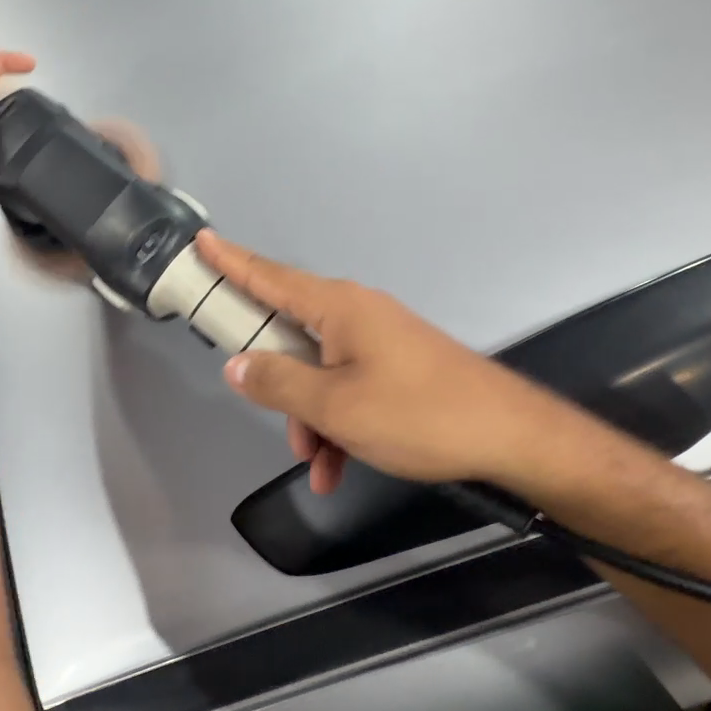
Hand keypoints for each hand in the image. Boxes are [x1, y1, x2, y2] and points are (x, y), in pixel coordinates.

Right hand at [197, 231, 575, 495]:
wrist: (509, 436)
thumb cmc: (417, 413)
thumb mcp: (335, 406)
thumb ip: (278, 383)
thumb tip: (237, 365)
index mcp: (337, 307)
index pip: (270, 276)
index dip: (232, 261)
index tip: (201, 241)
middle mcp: (355, 314)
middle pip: (290, 334)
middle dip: (275, 382)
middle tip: (266, 412)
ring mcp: (378, 341)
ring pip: (318, 371)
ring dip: (308, 417)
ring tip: (317, 464)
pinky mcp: (396, 368)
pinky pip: (348, 388)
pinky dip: (337, 424)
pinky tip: (337, 469)